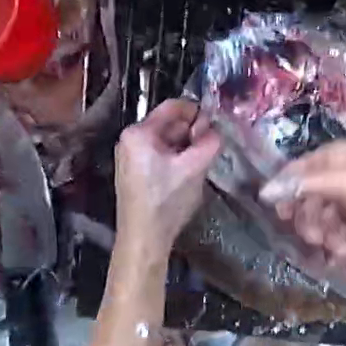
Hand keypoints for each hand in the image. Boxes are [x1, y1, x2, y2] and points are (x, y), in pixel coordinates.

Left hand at [114, 99, 220, 262]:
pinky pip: (159, 155)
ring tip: (200, 163)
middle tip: (210, 148)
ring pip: (166, 141)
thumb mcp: (195, 168)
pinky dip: (175, 159)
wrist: (143, 238)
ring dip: (186, 147)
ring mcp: (130, 157)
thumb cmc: (166, 201)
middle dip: (192, 133)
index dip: (197, 112)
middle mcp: (129, 140)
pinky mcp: (134, 172)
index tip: (215, 125)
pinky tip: (186, 174)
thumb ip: (210, 142)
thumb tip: (216, 130)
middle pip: (169, 124)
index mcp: (139, 132)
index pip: (173, 106)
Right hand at [258, 142, 345, 257]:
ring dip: (324, 235)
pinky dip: (337, 241)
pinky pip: (335, 228)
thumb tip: (265, 191)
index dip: (285, 191)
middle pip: (306, 196)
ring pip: (320, 216)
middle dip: (309, 219)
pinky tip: (345, 252)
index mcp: (335, 155)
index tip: (279, 214)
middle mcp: (339, 172)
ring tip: (337, 248)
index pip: (296, 170)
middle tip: (313, 238)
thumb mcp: (343, 186)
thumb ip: (303, 186)